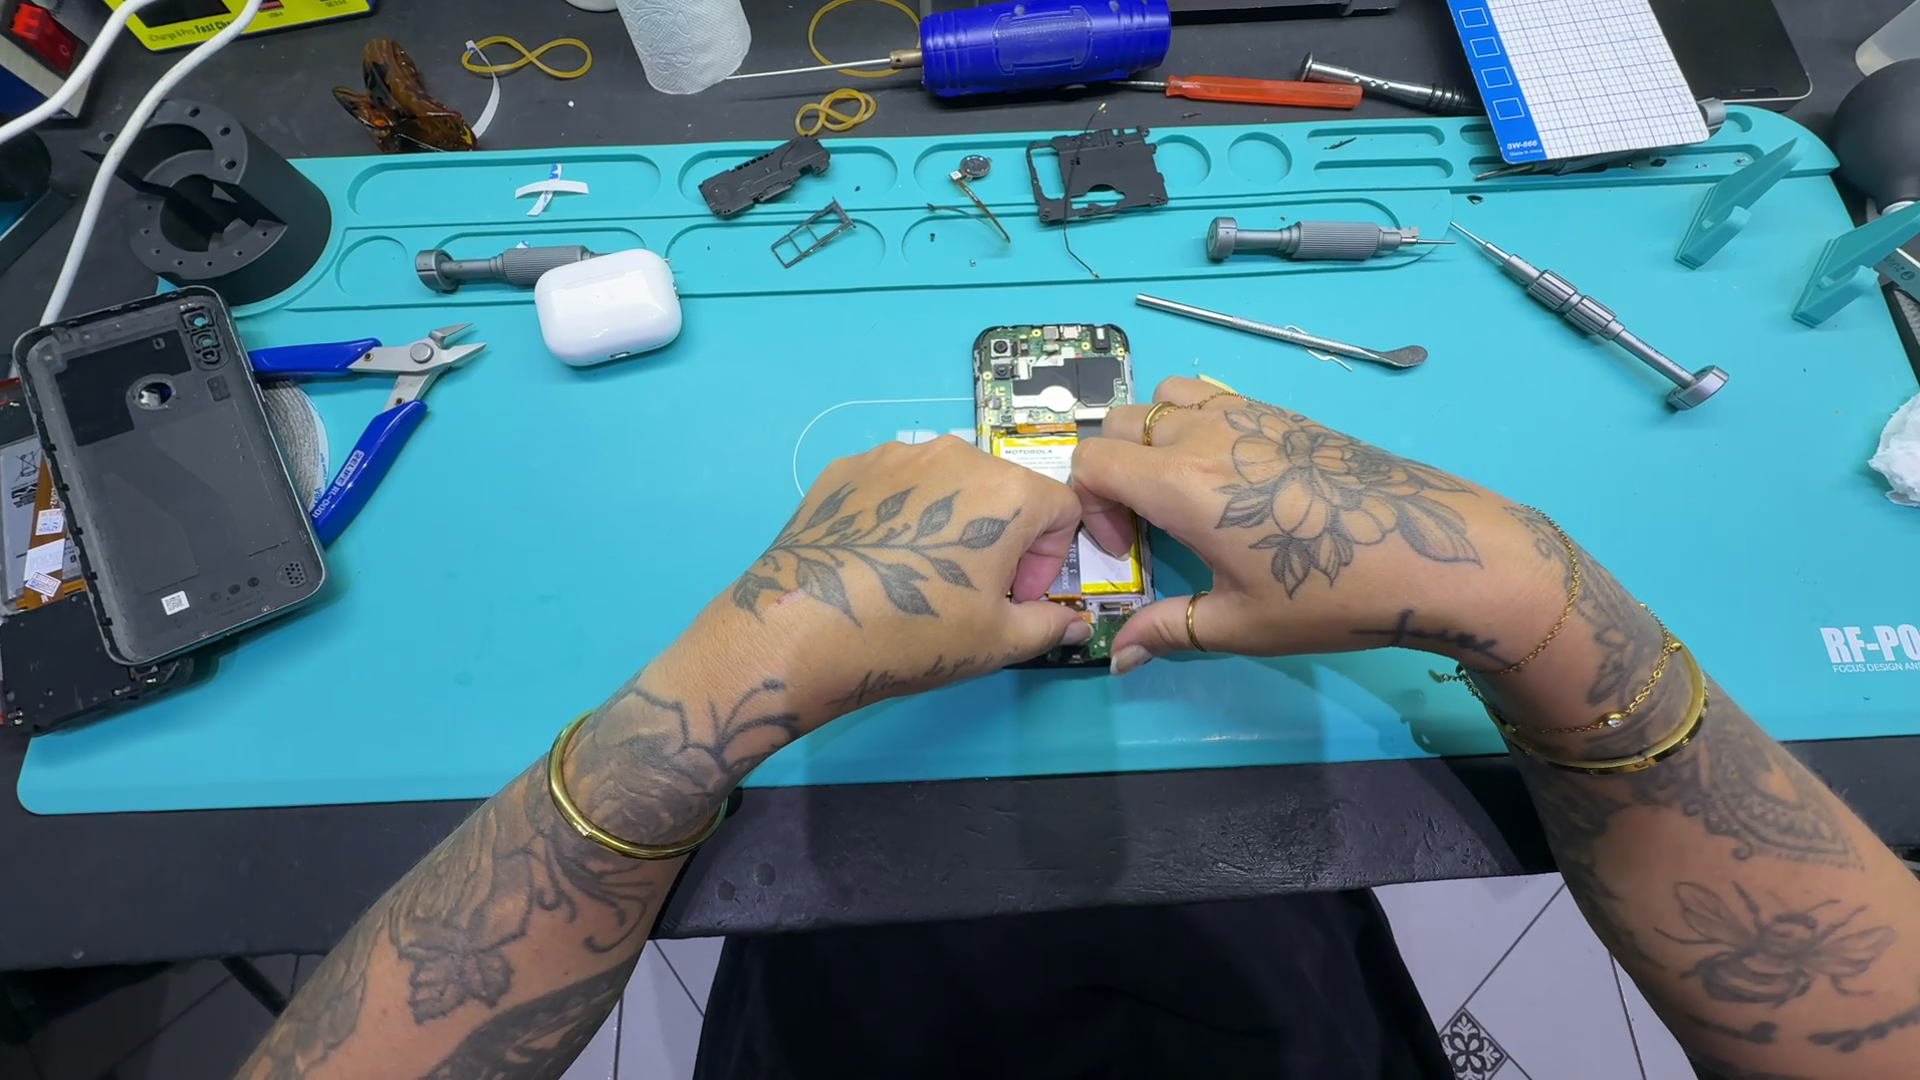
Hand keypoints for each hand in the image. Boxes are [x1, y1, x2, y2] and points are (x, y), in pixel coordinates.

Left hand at [684, 436, 1087, 726]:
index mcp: (1006, 490)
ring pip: (949, 482)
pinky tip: (874, 558)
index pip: (1062, 509)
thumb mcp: (998, 642)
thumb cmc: (916, 635)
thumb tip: (1075, 623)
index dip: (1050, 558)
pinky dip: (903, 513)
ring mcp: (894, 454)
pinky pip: (897, 482)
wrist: (799, 632)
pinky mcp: (846, 466)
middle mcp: (955, 453)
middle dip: (1005, 538)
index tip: (1016, 596)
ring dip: (954, 521)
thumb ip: (1050, 624)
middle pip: (1005, 490)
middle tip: (971, 589)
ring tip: (918, 572)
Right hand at [1072, 377, 1556, 673]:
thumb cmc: (1332, 594)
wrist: (1440, 552)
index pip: (1090, 460)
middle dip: (1111, 472)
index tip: (1132, 548)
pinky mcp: (1278, 409)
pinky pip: (1207, 395)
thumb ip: (1164, 631)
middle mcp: (1202, 434)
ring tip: (1180, 485)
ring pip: (1161, 397)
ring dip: (1149, 437)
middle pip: (1117, 424)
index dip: (1090, 507)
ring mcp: (1243, 412)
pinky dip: (1190, 422)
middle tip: (1150, 522)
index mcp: (1181, 484)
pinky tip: (1231, 474)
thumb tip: (1116, 660)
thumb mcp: (1239, 623)